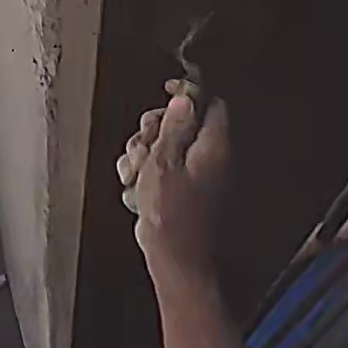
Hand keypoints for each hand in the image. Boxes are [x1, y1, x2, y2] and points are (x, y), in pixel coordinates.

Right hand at [118, 89, 229, 280]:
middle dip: (153, 129)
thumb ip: (172, 128)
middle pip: (180, 123)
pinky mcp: (182, 188)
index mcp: (212, 147)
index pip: (210, 104)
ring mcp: (197, 174)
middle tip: (142, 144)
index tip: (165, 91)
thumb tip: (183, 99)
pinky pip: (160, 167)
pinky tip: (135, 184)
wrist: (173, 255)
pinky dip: (144, 171)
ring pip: (164, 145)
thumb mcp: (163, 162)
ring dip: (142, 153)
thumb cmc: (170, 212)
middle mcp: (210, 158)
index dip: (187, 94)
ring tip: (135, 172)